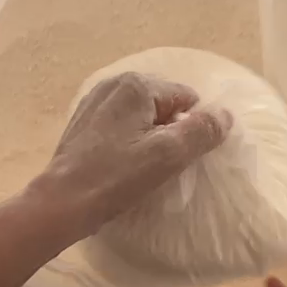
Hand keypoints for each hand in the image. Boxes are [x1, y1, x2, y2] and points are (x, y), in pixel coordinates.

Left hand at [26, 73, 229, 237]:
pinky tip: (119, 165)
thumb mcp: (167, 156)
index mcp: (137, 85)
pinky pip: (119, 126)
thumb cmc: (116, 178)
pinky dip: (126, 142)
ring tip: (139, 168)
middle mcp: (114, 84)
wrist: (62, 202)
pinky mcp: (82, 123)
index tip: (177, 159)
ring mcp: (94, 102)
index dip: (190, 130)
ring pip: (140, 117)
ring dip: (147, 139)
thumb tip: (224, 116)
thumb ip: (201, 132)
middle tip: (159, 165)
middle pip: (163, 105)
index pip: (186, 99)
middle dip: (168, 132)